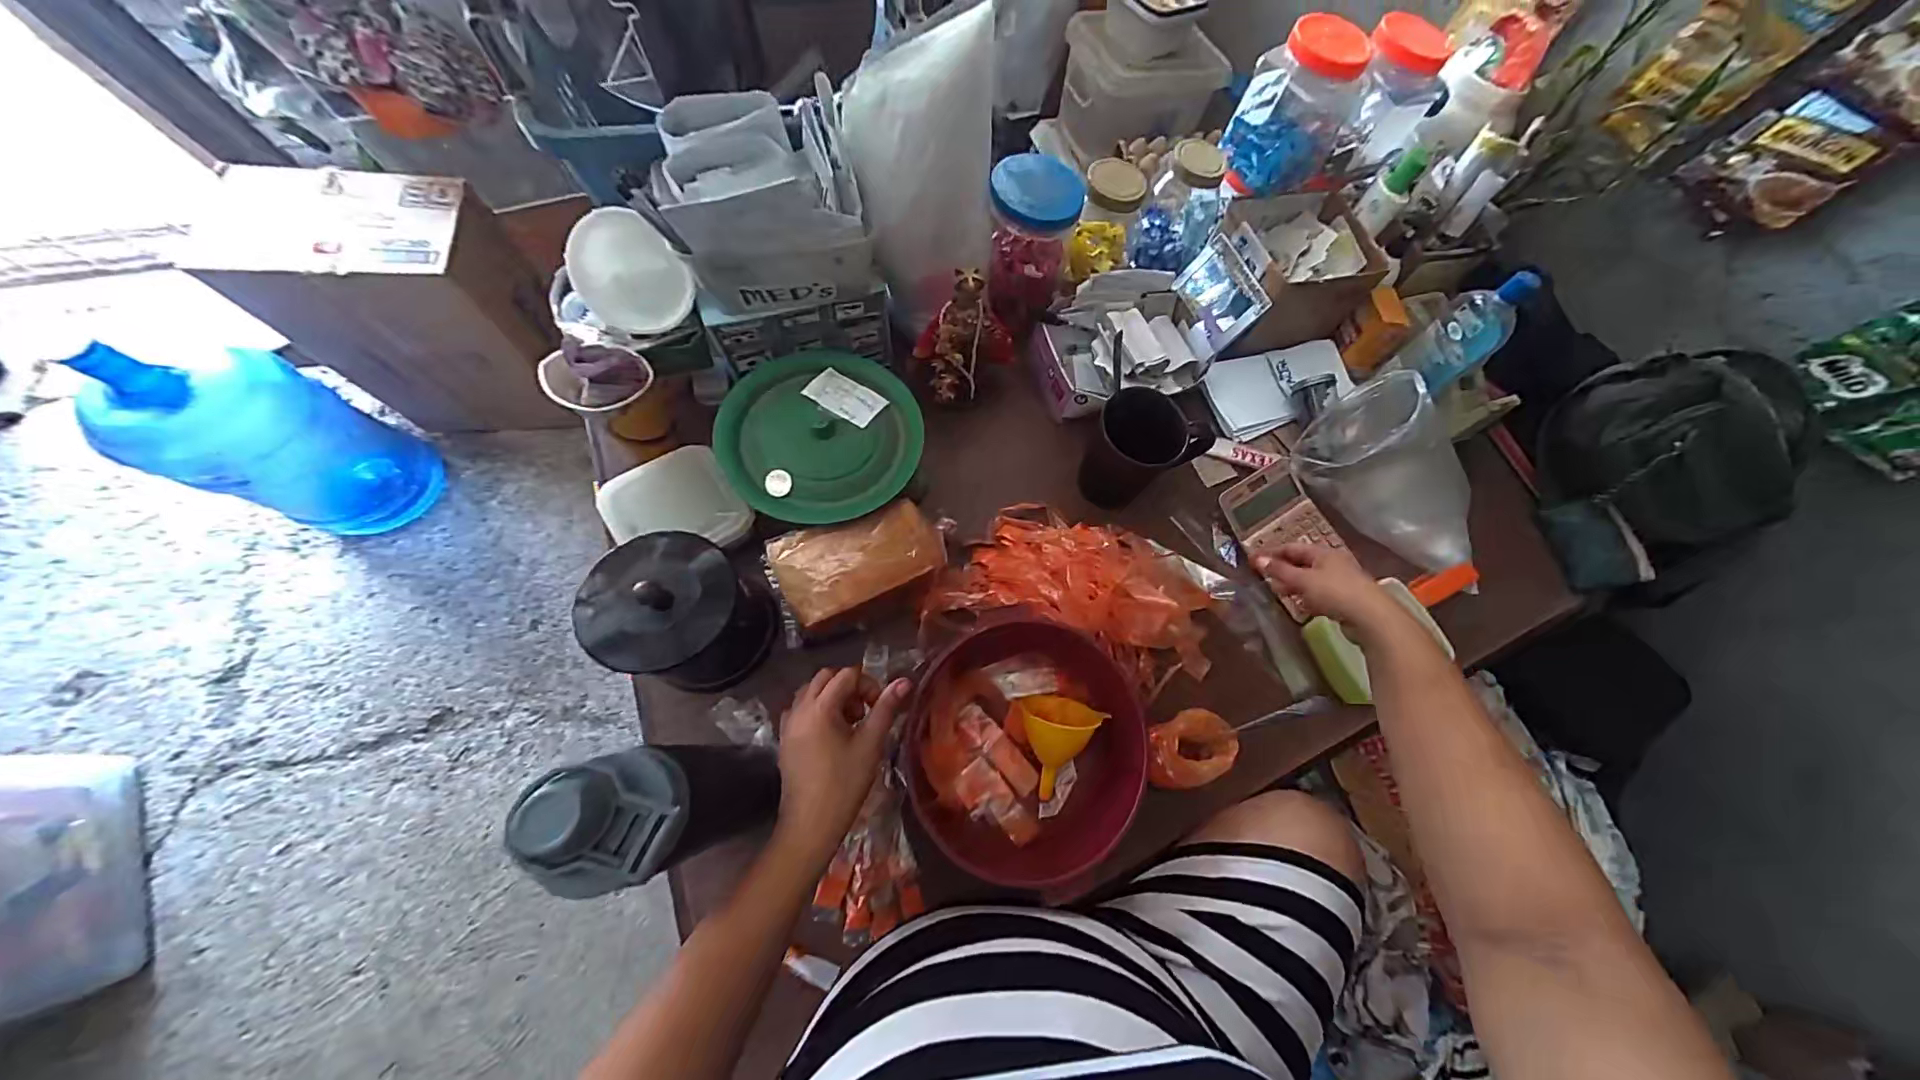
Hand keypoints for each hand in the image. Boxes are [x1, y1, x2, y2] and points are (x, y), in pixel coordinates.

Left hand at [774, 668, 911, 862]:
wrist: (810, 824)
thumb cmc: (844, 784)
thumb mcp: (870, 744)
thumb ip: (886, 708)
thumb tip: (904, 681)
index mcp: (820, 707)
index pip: (847, 675)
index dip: (868, 685)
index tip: (880, 708)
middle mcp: (799, 708)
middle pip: (825, 677)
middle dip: (849, 687)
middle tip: (865, 712)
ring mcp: (788, 724)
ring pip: (811, 692)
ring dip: (832, 697)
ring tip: (850, 724)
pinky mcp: (784, 739)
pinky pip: (801, 710)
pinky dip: (818, 711)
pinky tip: (832, 735)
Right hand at [1255, 542, 1406, 641]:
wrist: (1372, 618)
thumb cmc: (1335, 592)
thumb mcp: (1302, 580)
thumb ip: (1279, 570)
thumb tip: (1257, 559)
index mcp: (1323, 553)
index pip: (1292, 548)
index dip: (1271, 553)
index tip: (1252, 560)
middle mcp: (1333, 563)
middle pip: (1302, 563)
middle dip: (1282, 569)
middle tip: (1262, 577)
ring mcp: (1341, 581)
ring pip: (1310, 579)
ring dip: (1293, 584)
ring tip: (1277, 593)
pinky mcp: (1345, 599)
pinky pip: (1319, 594)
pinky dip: (1306, 597)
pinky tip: (1299, 605)